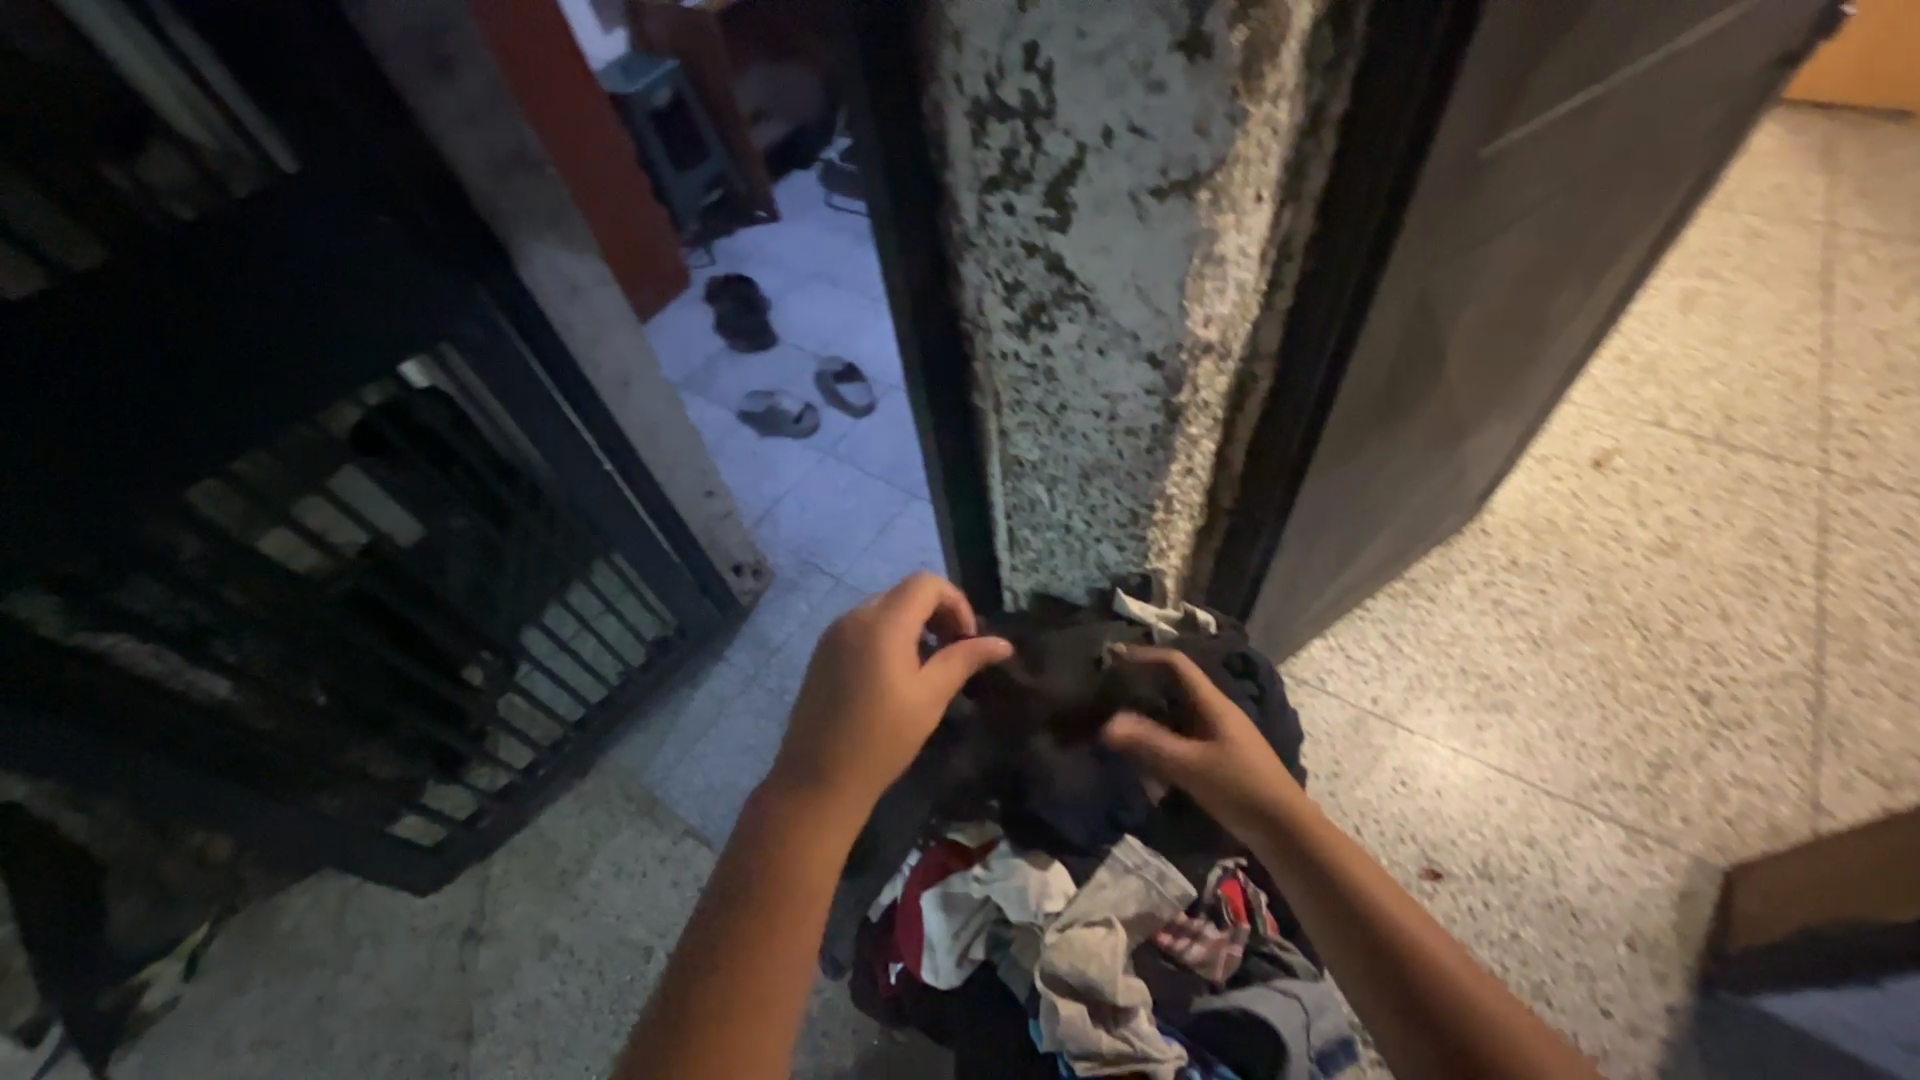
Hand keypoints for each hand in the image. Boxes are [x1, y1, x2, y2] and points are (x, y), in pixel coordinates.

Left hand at [766, 572, 1012, 820]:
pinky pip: (863, 627)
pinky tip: (896, 675)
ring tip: (928, 667)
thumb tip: (1003, 643)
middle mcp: (854, 617)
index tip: (967, 640)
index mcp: (882, 623)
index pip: (926, 583)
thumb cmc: (882, 738)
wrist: (818, 778)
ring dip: (913, 625)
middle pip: (905, 593)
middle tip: (954, 652)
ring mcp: (834, 633)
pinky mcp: (823, 652)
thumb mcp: (930, 697)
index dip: (956, 602)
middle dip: (937, 614)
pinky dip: (888, 636)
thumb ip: (965, 659)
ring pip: (884, 608)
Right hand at [1102, 645, 1301, 837]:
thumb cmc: (1241, 788)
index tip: (1114, 658)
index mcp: (1213, 704)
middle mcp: (1216, 713)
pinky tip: (1148, 772)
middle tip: (1107, 697)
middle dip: (1141, 692)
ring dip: (1150, 726)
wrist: (1286, 830)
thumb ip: (1150, 743)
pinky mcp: (1219, 758)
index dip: (1145, 656)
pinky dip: (1162, 748)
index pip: (1177, 664)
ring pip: (1176, 719)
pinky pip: (1182, 742)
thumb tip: (1107, 724)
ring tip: (1120, 736)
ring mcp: (1218, 736)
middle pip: (1173, 689)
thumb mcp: (1190, 765)